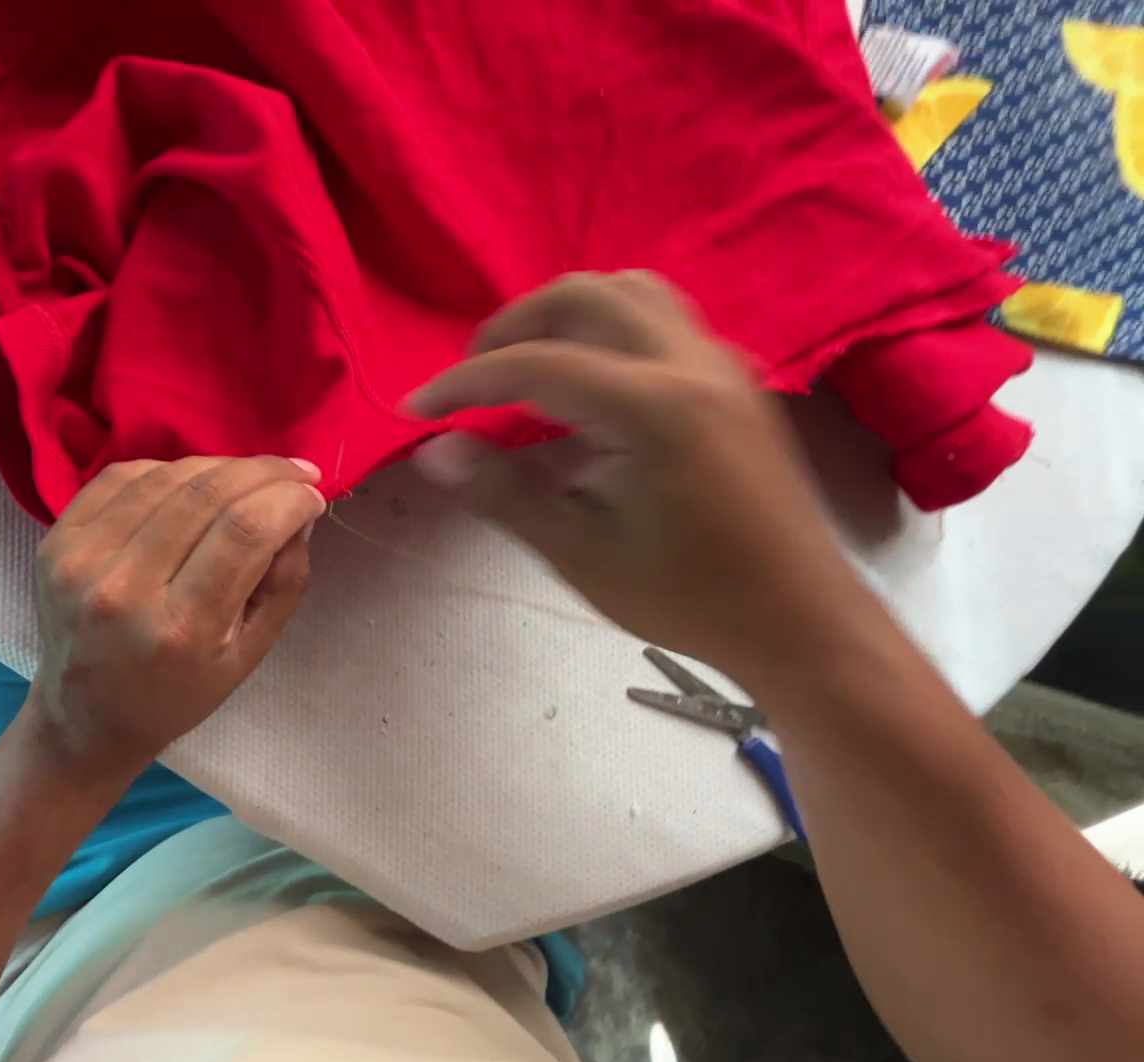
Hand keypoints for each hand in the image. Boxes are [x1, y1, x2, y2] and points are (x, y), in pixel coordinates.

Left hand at [24, 456, 326, 778]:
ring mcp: (81, 559)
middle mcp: (123, 587)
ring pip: (164, 476)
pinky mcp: (56, 541)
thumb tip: (298, 509)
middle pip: (206, 493)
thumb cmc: (177, 695)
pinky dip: (165, 469)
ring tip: (247, 477)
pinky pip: (121, 477)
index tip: (312, 494)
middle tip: (294, 473)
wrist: (85, 716)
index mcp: (179, 629)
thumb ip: (284, 582)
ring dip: (219, 466)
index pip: (245, 530)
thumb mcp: (249, 655)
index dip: (289, 498)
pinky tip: (189, 483)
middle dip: (263, 471)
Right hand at [404, 271, 880, 676]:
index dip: (463, 382)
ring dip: (560, 316)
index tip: (414, 408)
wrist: (798, 619)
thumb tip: (434, 450)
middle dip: (511, 327)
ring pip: (627, 292)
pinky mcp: (729, 379)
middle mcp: (691, 364)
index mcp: (653, 409)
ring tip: (520, 367)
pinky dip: (600, 329)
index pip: (536, 365)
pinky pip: (656, 318)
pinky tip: (580, 383)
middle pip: (584, 296)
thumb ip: (501, 491)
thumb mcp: (577, 552)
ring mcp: (718, 365)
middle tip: (470, 378)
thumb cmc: (684, 596)